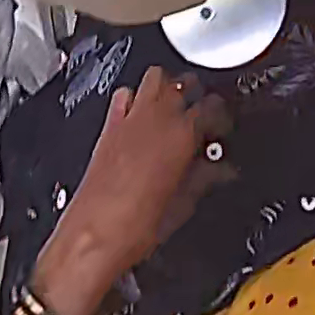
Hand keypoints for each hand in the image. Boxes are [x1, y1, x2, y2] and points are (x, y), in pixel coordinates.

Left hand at [33, 67, 228, 314]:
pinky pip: (124, 94)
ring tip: (174, 104)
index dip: (221, 113)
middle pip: (184, 82)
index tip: (222, 125)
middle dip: (197, 92)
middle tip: (201, 111)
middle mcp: (157, 118)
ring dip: (167, 86)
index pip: (212, 106)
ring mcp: (131, 118)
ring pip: (155, 77)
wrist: (93, 237)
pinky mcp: (110, 125)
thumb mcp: (184, 203)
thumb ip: (205, 177)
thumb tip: (218, 170)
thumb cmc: (136, 226)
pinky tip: (139, 114)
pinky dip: (134, 97)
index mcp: (182, 134)